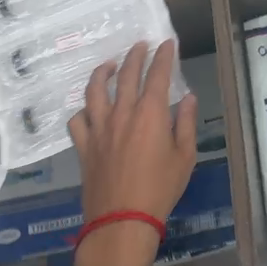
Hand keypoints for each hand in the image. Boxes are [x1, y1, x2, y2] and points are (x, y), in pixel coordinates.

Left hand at [68, 40, 198, 226]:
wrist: (122, 221)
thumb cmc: (160, 189)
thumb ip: (187, 123)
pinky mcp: (84, 146)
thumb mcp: (185, 157)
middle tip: (140, 45)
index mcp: (151, 113)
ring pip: (95, 90)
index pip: (158, 74)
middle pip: (126, 75)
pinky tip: (89, 108)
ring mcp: (99, 128)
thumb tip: (188, 98)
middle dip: (135, 55)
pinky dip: (83, 110)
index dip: (163, 56)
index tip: (166, 44)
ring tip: (109, 65)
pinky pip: (77, 120)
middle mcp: (123, 113)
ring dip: (103, 72)